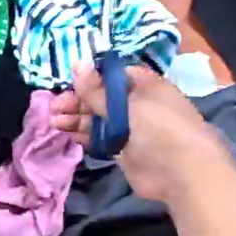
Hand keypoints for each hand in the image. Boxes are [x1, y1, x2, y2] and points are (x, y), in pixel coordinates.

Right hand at [50, 63, 235, 204]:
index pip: (112, 76)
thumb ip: (97, 90)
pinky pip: (102, 139)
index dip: (90, 79)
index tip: (68, 84)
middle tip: (54, 108)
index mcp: (144, 85)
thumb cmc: (157, 128)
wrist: (181, 171)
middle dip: (78, 102)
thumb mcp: (125, 105)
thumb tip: (77, 64)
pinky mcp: (125, 151)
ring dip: (77, 119)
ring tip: (54, 122)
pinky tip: (69, 134)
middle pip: (101, 99)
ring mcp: (131, 129)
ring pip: (99, 120)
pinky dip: (86, 136)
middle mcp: (137, 104)